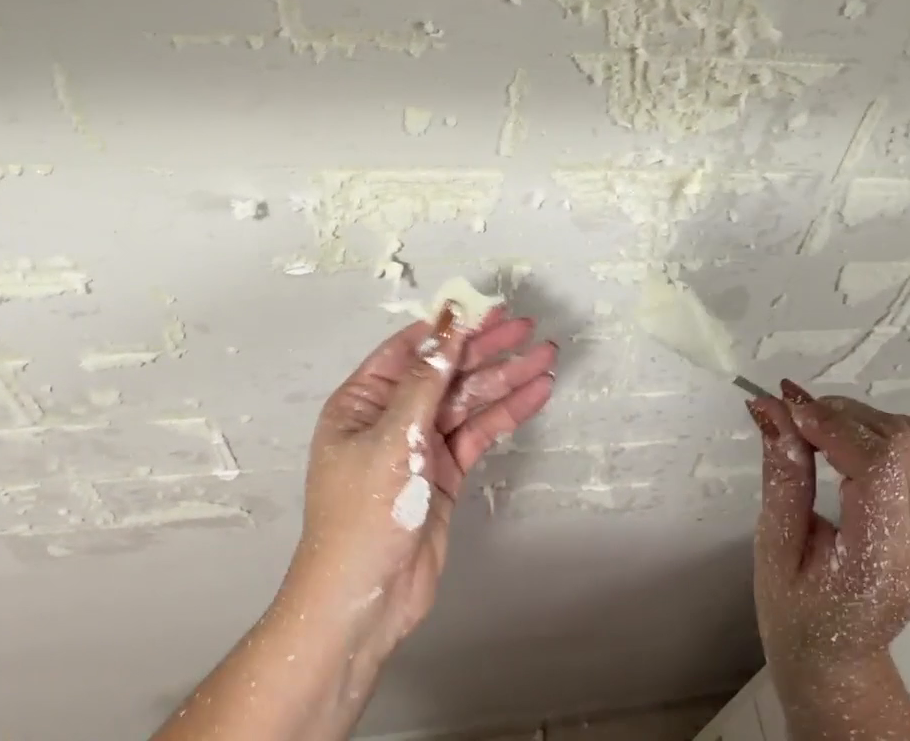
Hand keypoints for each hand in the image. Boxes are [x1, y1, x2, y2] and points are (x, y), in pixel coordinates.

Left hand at [286, 306, 556, 660]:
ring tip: (547, 357)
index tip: (489, 309)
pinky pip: (479, 434)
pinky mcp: (444, 474)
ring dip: (506, 380)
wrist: (364, 599)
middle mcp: (391, 418)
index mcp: (362, 402)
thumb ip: (425, 380)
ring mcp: (420, 447)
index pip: (412, 351)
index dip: (452, 327)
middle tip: (530, 328)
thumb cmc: (364, 514)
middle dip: (488, 350)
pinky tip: (536, 394)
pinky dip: (507, 415)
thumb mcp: (393, 439)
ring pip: (468, 402)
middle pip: (446, 373)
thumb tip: (446, 326)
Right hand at [748, 381, 909, 681]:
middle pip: (905, 443)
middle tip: (800, 421)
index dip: (833, 422)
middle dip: (845, 415)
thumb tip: (775, 407)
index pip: (880, 464)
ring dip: (883, 422)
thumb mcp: (773, 547)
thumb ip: (783, 476)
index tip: (789, 409)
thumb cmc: (796, 608)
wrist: (837, 653)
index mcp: (882, 562)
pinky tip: (901, 449)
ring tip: (841, 437)